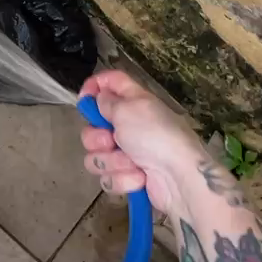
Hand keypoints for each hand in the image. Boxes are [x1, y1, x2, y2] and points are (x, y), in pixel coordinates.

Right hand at [77, 70, 211, 219]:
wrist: (178, 178)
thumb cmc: (155, 136)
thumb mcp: (128, 109)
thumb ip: (107, 101)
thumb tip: (98, 96)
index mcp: (132, 102)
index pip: (110, 82)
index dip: (94, 86)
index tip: (83, 98)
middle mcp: (128, 125)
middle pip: (93, 126)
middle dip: (96, 137)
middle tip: (110, 141)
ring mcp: (127, 153)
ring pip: (96, 155)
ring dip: (111, 161)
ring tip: (131, 163)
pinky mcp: (127, 177)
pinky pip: (107, 177)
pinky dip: (121, 179)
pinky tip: (138, 178)